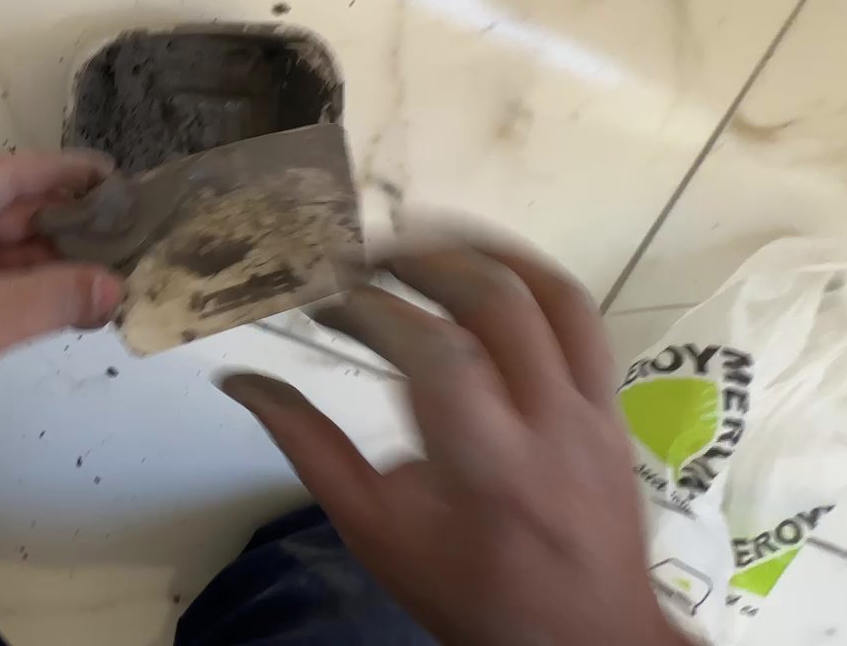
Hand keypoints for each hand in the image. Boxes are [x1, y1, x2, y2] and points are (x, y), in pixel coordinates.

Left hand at [0, 151, 124, 458]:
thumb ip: (54, 297)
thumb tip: (116, 285)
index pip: (6, 174)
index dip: (60, 172)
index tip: (110, 177)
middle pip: (7, 210)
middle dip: (63, 222)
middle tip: (123, 232)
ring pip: (2, 248)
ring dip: (49, 259)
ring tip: (109, 269)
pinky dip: (27, 287)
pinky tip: (69, 300)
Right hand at [221, 236, 685, 645]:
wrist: (587, 642)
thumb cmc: (467, 588)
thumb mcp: (368, 525)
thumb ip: (303, 442)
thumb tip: (239, 380)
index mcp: (487, 462)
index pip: (435, 351)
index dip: (370, 309)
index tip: (324, 301)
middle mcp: (550, 423)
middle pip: (497, 302)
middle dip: (420, 259)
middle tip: (359, 257)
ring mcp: (591, 408)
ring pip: (551, 294)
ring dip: (475, 251)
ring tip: (413, 240)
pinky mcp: (607, 403)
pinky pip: (578, 315)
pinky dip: (520, 273)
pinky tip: (471, 264)